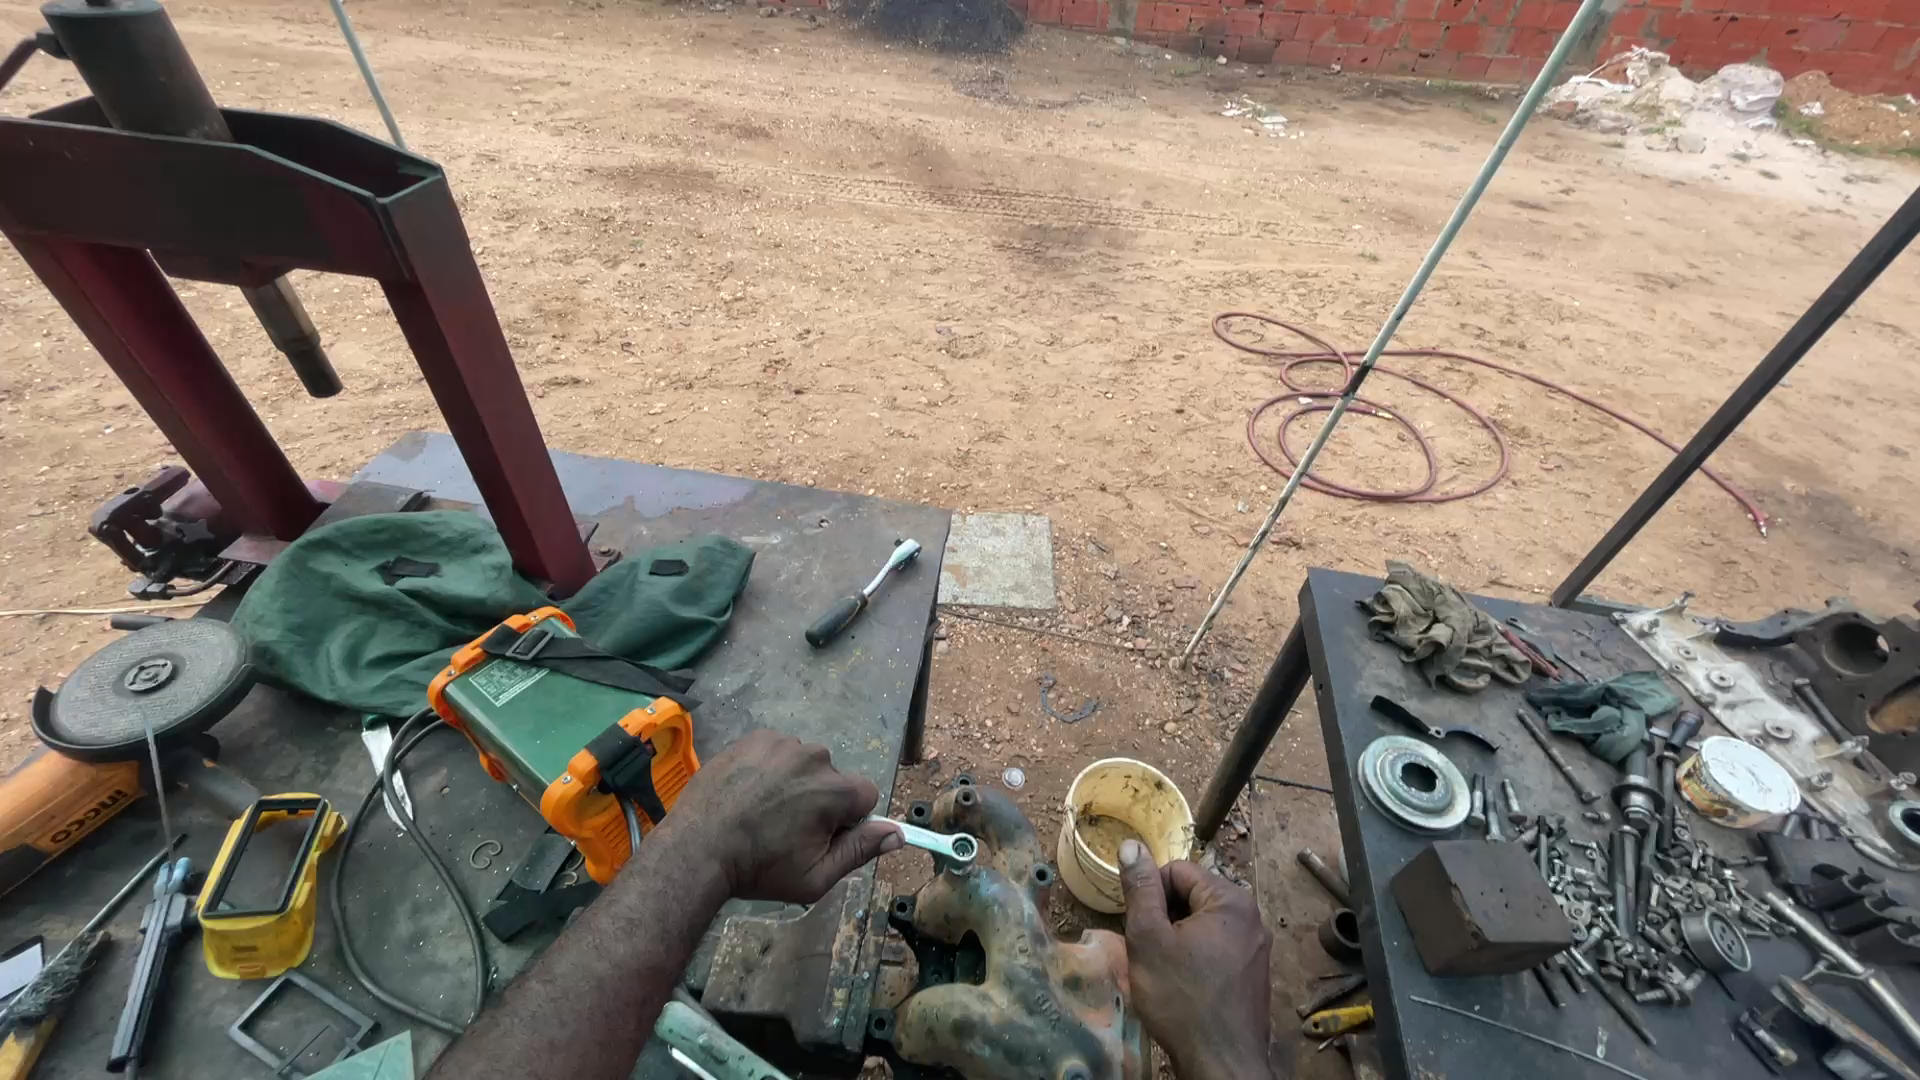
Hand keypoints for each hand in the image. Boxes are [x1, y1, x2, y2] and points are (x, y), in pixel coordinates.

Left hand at [662, 730, 901, 902]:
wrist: (696, 848)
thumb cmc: (760, 869)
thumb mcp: (815, 876)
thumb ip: (860, 851)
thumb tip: (898, 834)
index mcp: (836, 790)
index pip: (865, 796)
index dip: (847, 820)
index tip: (819, 837)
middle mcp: (816, 756)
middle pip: (834, 778)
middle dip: (819, 800)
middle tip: (784, 829)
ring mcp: (784, 742)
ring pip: (805, 763)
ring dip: (794, 782)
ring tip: (762, 810)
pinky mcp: (756, 737)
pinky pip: (778, 750)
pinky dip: (770, 767)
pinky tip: (749, 792)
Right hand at [1119, 839, 1275, 1079]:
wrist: (1222, 1068)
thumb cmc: (1181, 999)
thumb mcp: (1149, 937)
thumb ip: (1140, 888)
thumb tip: (1131, 845)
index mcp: (1230, 899)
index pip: (1176, 871)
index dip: (1150, 894)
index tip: (1140, 926)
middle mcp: (1251, 917)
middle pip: (1190, 896)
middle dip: (1164, 917)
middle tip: (1150, 950)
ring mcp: (1256, 947)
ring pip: (1200, 923)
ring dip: (1177, 938)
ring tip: (1164, 970)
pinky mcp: (1254, 973)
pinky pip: (1215, 947)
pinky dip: (1194, 956)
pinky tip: (1183, 984)